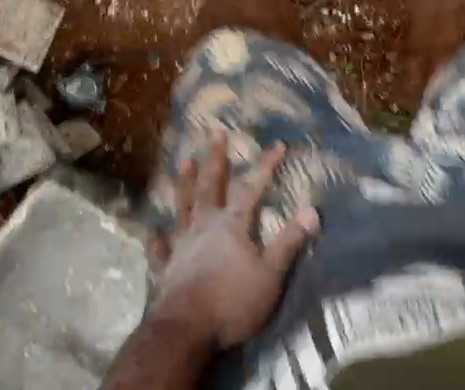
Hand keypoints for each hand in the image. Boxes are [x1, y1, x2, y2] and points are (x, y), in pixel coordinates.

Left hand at [148, 131, 319, 348]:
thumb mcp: (270, 274)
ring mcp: (182, 245)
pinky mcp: (166, 268)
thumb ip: (289, 241)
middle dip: (216, 158)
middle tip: (215, 132)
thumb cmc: (231, 301)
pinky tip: (152, 229)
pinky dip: (156, 238)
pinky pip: (160, 248)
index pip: (252, 188)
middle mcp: (205, 226)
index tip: (278, 145)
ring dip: (184, 183)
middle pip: (211, 186)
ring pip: (183, 207)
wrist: (184, 332)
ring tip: (184, 160)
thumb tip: (313, 209)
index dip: (265, 166)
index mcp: (232, 225)